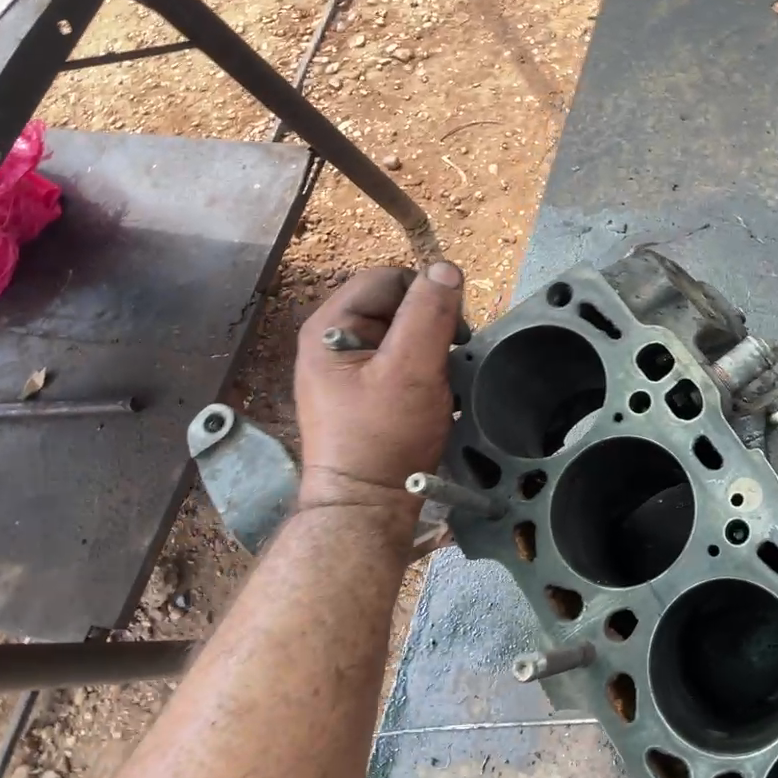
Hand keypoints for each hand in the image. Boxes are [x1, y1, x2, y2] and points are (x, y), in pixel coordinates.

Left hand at [294, 262, 463, 511]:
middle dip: (430, 325)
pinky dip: (424, 371)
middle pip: (395, 305)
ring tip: (440, 383)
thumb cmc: (383, 439)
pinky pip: (401, 362)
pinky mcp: (363, 393)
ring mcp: (347, 370)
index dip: (423, 294)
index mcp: (329, 327)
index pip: (386, 278)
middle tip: (446, 360)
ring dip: (430, 351)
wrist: (366, 508)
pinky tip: (432, 397)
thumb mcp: (413, 370)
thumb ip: (430, 315)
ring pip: (403, 334)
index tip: (448, 329)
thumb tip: (447, 268)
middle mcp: (332, 341)